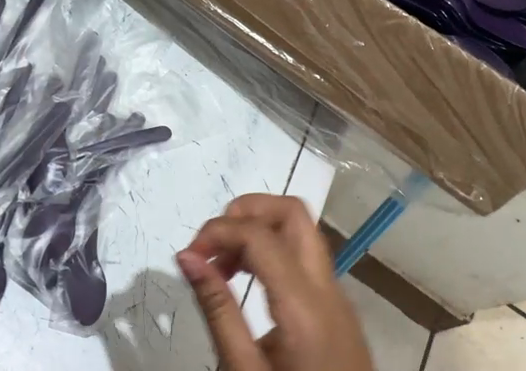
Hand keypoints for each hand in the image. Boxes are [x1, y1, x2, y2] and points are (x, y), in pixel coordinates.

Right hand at [177, 195, 372, 370]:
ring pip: (301, 231)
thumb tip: (186, 256)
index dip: (216, 231)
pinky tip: (248, 284)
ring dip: (258, 230)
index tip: (188, 257)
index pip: (258, 234)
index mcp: (305, 307)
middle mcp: (329, 291)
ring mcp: (339, 300)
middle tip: (214, 244)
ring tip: (225, 265)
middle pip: (293, 212)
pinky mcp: (338, 312)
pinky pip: (306, 259)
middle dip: (245, 212)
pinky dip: (272, 252)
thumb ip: (217, 309)